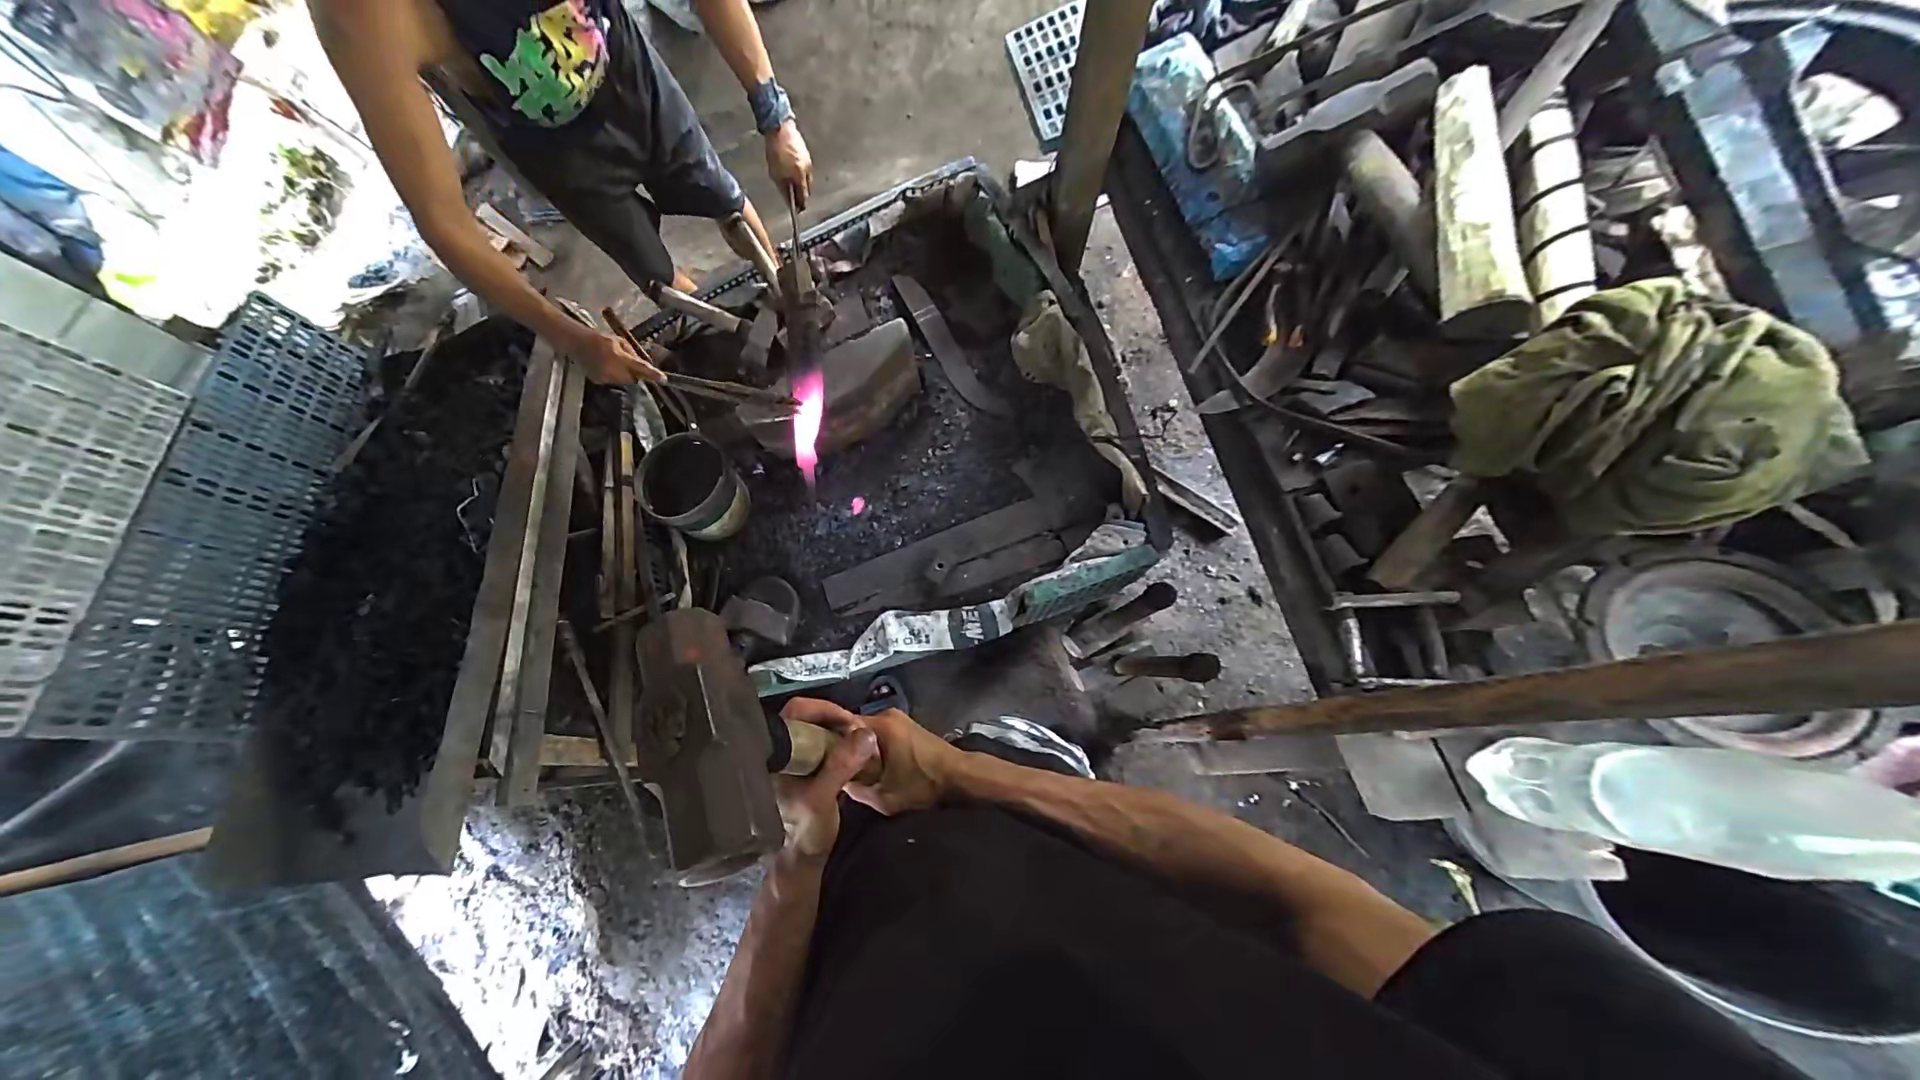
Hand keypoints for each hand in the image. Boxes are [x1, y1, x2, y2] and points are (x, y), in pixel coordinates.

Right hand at [565, 326, 664, 384]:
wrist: (576, 343)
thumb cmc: (600, 339)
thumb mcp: (620, 341)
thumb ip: (633, 353)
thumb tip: (644, 363)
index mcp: (620, 358)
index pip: (641, 368)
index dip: (653, 374)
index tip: (664, 379)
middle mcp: (614, 370)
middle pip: (633, 378)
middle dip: (634, 373)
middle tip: (627, 363)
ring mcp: (605, 377)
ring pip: (624, 381)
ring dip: (624, 374)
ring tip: (613, 362)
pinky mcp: (599, 381)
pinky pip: (613, 381)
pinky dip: (613, 376)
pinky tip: (605, 366)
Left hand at [764, 119, 812, 209]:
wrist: (779, 125)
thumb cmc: (776, 149)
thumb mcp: (776, 173)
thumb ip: (784, 189)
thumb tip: (789, 200)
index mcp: (801, 176)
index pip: (804, 197)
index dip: (801, 205)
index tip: (798, 210)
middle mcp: (808, 170)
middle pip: (807, 188)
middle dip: (801, 193)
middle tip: (794, 197)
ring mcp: (808, 160)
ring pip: (806, 177)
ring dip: (800, 182)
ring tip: (791, 182)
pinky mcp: (805, 152)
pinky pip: (804, 167)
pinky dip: (799, 172)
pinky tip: (791, 169)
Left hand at [774, 713, 877, 859]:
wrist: (803, 859)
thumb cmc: (805, 831)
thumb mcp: (822, 798)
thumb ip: (841, 765)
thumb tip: (865, 734)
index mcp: (773, 755)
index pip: (795, 713)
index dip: (824, 710)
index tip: (850, 723)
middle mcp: (778, 751)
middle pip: (806, 716)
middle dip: (835, 719)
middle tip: (858, 732)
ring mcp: (790, 758)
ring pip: (815, 728)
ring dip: (839, 731)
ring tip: (859, 742)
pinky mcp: (803, 766)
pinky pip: (821, 741)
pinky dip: (838, 742)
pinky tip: (852, 752)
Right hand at [781, 698, 960, 816]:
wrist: (961, 780)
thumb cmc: (923, 786)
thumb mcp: (882, 797)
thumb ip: (854, 786)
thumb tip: (835, 780)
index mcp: (879, 724)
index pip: (837, 725)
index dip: (822, 741)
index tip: (809, 757)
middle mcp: (887, 714)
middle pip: (850, 728)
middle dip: (839, 747)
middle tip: (825, 768)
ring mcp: (898, 719)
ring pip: (863, 733)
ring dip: (855, 749)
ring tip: (843, 770)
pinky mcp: (906, 728)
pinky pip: (877, 735)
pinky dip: (869, 749)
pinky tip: (865, 768)